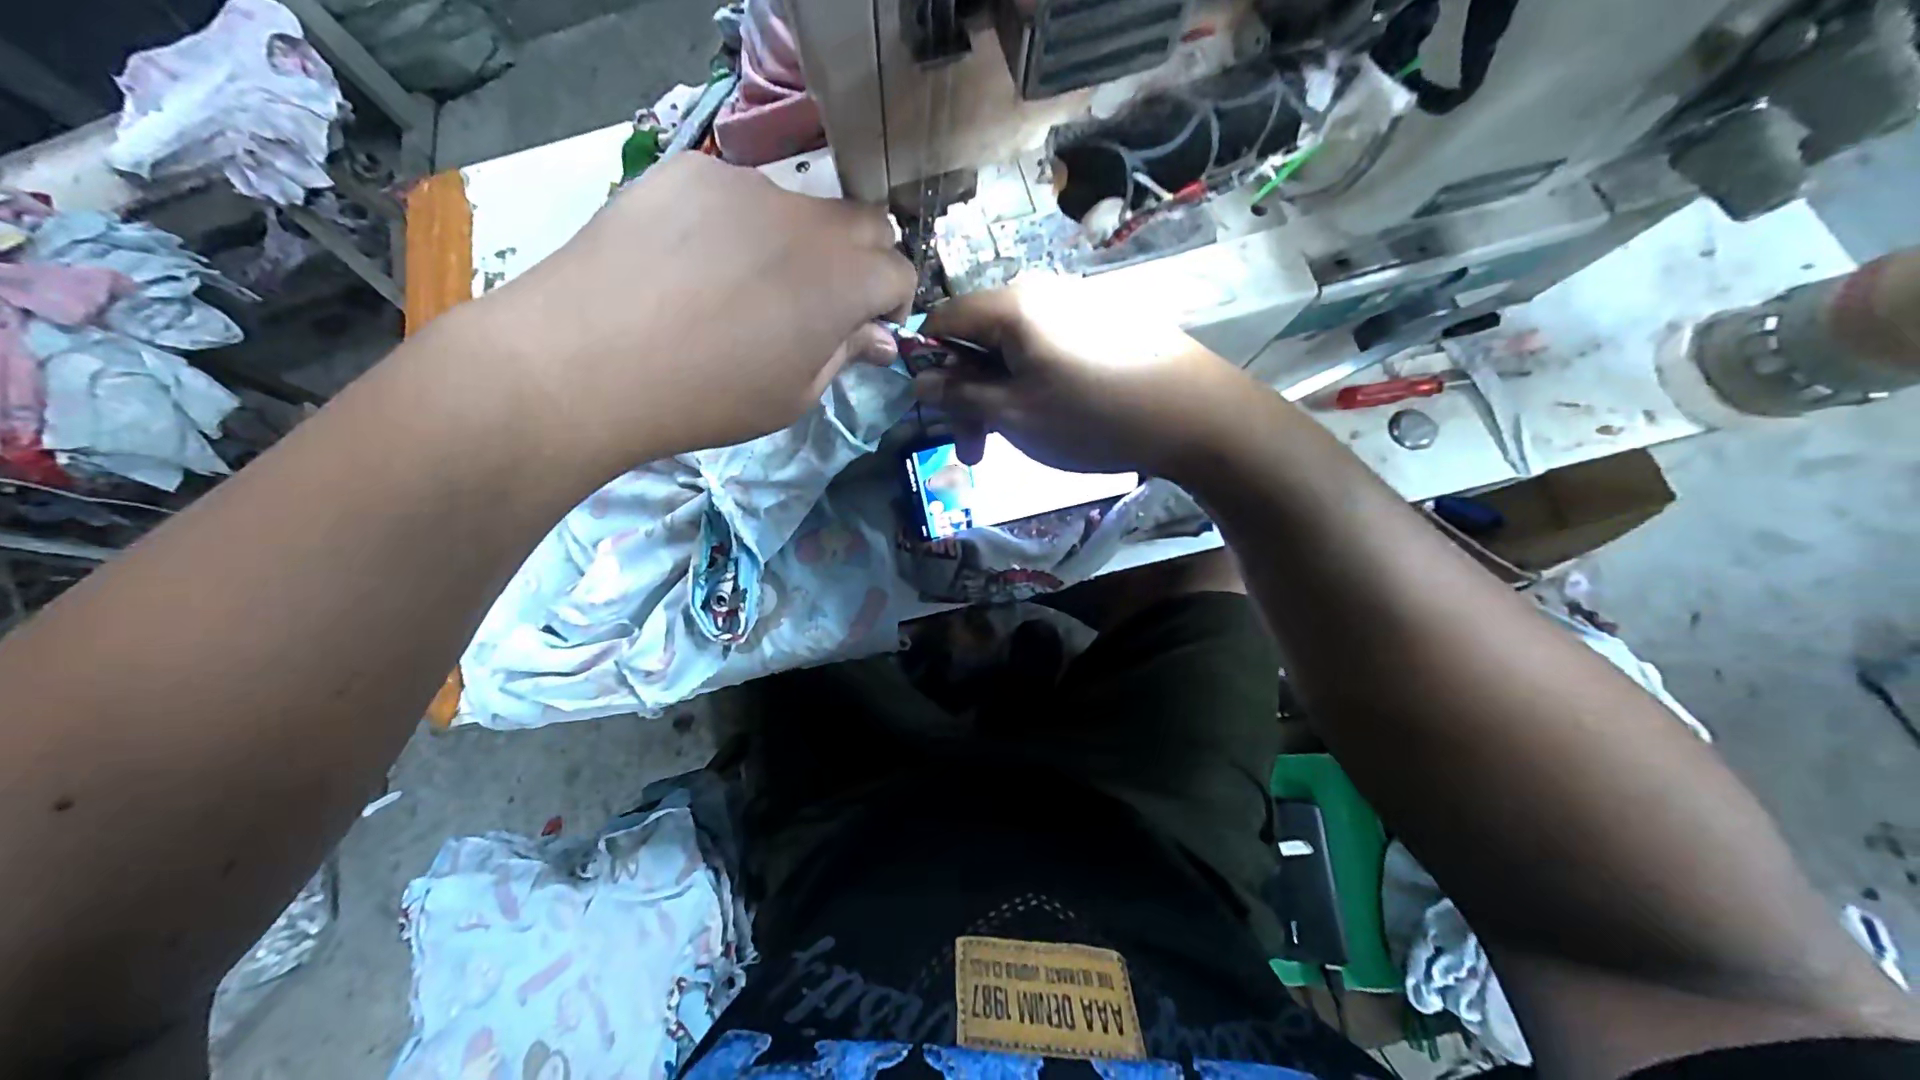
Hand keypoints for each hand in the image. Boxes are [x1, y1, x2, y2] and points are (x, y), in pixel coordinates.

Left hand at [467, 153, 914, 468]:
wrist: (587, 361)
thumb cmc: (707, 397)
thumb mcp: (793, 395)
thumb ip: (845, 355)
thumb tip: (879, 337)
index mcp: (843, 281)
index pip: (900, 271)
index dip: (892, 302)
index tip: (867, 327)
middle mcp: (807, 220)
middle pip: (865, 223)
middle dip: (860, 262)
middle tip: (820, 304)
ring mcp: (746, 186)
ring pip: (798, 208)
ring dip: (795, 243)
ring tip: (741, 285)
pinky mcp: (690, 172)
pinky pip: (736, 193)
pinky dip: (736, 224)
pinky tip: (693, 262)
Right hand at [917, 275, 1251, 476]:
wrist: (1196, 414)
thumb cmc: (1093, 416)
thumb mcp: (1014, 414)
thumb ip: (960, 394)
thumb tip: (919, 378)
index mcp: (1010, 304)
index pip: (941, 319)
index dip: (927, 364)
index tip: (938, 411)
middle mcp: (1039, 290)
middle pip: (978, 336)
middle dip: (968, 393)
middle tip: (976, 449)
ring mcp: (1075, 302)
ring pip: (1013, 347)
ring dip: (1000, 394)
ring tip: (1013, 440)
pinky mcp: (1103, 319)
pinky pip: (1046, 346)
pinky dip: (1033, 381)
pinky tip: (1054, 414)